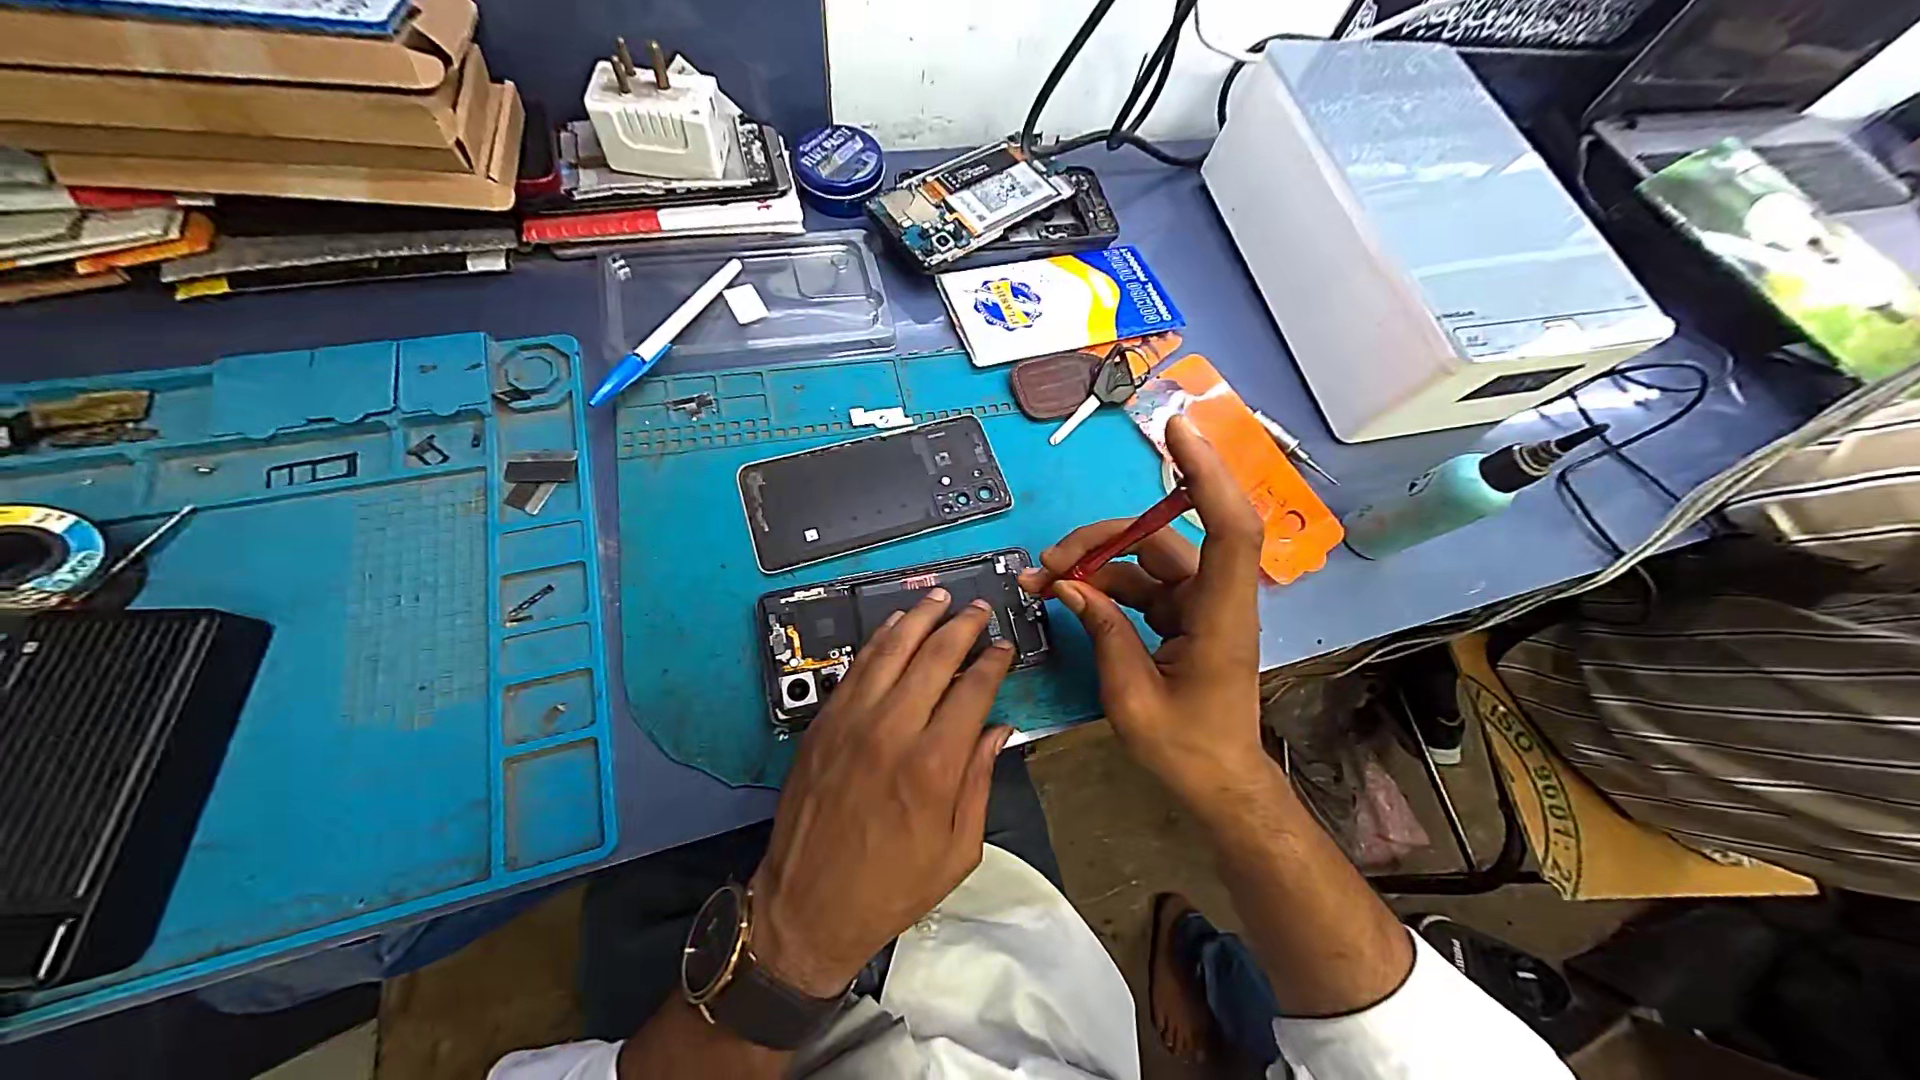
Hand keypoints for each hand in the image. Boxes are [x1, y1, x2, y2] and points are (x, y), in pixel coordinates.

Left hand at [749, 591, 1015, 996]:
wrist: (807, 907)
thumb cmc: (891, 887)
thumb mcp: (958, 850)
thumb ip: (980, 781)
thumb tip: (999, 728)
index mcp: (933, 765)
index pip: (973, 690)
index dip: (993, 662)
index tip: (1003, 648)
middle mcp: (892, 730)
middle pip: (935, 657)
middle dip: (962, 626)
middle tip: (978, 609)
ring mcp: (851, 721)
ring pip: (891, 650)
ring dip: (919, 618)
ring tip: (939, 597)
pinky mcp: (823, 723)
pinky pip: (856, 667)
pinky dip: (879, 640)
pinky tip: (895, 626)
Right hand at [1020, 415, 1268, 808]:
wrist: (1218, 783)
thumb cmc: (1187, 749)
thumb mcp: (1132, 698)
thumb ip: (1104, 634)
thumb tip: (1070, 587)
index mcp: (1220, 615)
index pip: (1228, 527)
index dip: (1206, 474)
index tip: (1177, 430)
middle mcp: (1213, 598)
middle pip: (1159, 540)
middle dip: (1099, 541)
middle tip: (1048, 562)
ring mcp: (1197, 604)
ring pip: (1143, 560)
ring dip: (1093, 564)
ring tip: (1044, 580)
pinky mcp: (1182, 615)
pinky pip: (1138, 584)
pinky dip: (1101, 586)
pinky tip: (1066, 594)